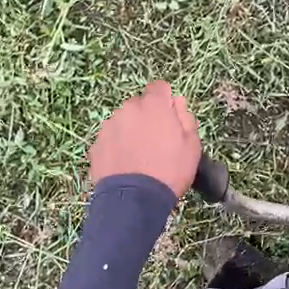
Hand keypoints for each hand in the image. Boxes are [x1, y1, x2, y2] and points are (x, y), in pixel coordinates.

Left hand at [89, 80, 200, 197]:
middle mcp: (129, 109)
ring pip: (124, 121)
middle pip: (140, 104)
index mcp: (154, 105)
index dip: (166, 101)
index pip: (159, 87)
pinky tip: (125, 165)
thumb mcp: (192, 146)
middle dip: (148, 117)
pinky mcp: (96, 144)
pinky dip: (117, 146)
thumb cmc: (169, 172)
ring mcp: (109, 126)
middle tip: (157, 142)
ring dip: (131, 131)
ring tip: (139, 157)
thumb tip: (177, 102)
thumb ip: (186, 118)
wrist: (133, 201)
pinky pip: (111, 138)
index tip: (170, 118)